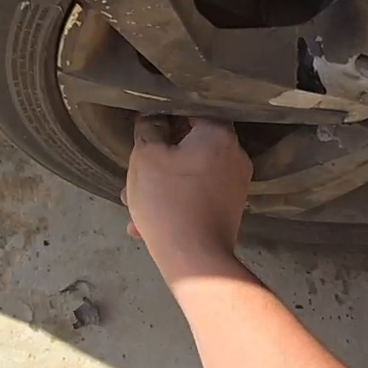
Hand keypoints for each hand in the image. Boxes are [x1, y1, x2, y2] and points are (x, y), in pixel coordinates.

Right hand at [125, 116, 252, 280]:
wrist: (194, 258)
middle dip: (159, 156)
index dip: (166, 115)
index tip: (147, 127)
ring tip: (133, 202)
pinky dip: (174, 201)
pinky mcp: (228, 209)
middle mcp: (234, 155)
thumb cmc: (168, 202)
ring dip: (161, 183)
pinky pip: (197, 195)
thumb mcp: (145, 157)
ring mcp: (235, 184)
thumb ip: (148, 129)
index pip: (193, 109)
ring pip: (190, 173)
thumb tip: (152, 118)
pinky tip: (146, 222)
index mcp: (219, 134)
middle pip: (191, 144)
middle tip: (136, 170)